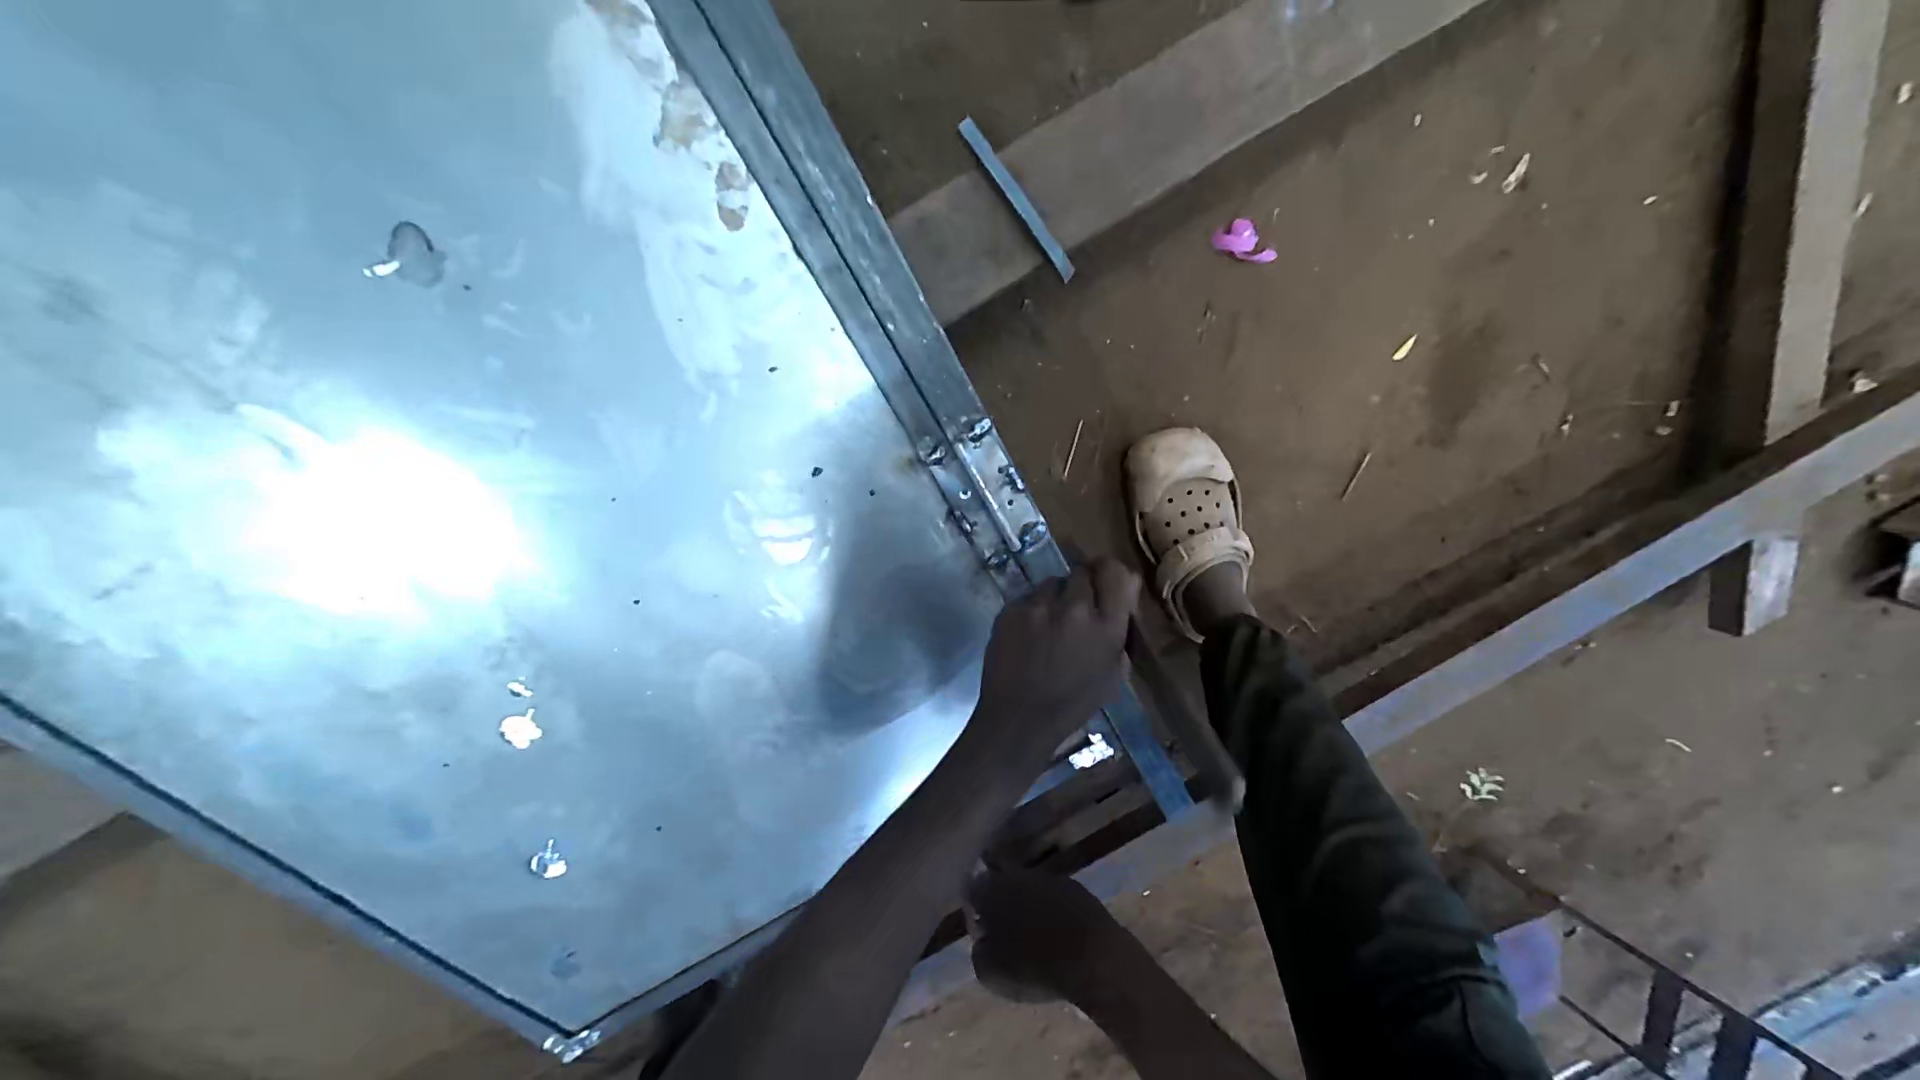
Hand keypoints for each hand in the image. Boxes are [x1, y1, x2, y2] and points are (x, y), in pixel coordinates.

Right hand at [966, 869, 1128, 1002]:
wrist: (1092, 958)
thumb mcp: (990, 972)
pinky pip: (1054, 895)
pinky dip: (1052, 909)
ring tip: (1034, 935)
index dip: (974, 909)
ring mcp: (1048, 877)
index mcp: (990, 889)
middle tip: (1005, 931)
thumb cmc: (1033, 966)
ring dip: (1027, 904)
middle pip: (1001, 882)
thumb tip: (984, 940)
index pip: (972, 889)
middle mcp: (1017, 874)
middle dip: (1001, 902)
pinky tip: (1059, 933)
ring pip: (1029, 887)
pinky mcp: (1075, 886)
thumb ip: (979, 950)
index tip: (981, 931)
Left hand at [970, 558, 1139, 762]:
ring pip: (1053, 583)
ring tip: (1050, 622)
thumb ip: (1120, 633)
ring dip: (1056, 597)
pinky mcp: (1011, 609)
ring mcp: (1038, 606)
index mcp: (1106, 625)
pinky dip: (1032, 609)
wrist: (1019, 718)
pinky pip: (1028, 597)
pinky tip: (1029, 633)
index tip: (1107, 581)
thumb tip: (1123, 603)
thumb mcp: (1114, 674)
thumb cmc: (1073, 703)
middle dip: (1083, 587)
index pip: (1116, 572)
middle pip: (1083, 572)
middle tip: (1077, 608)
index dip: (1111, 573)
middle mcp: (1074, 607)